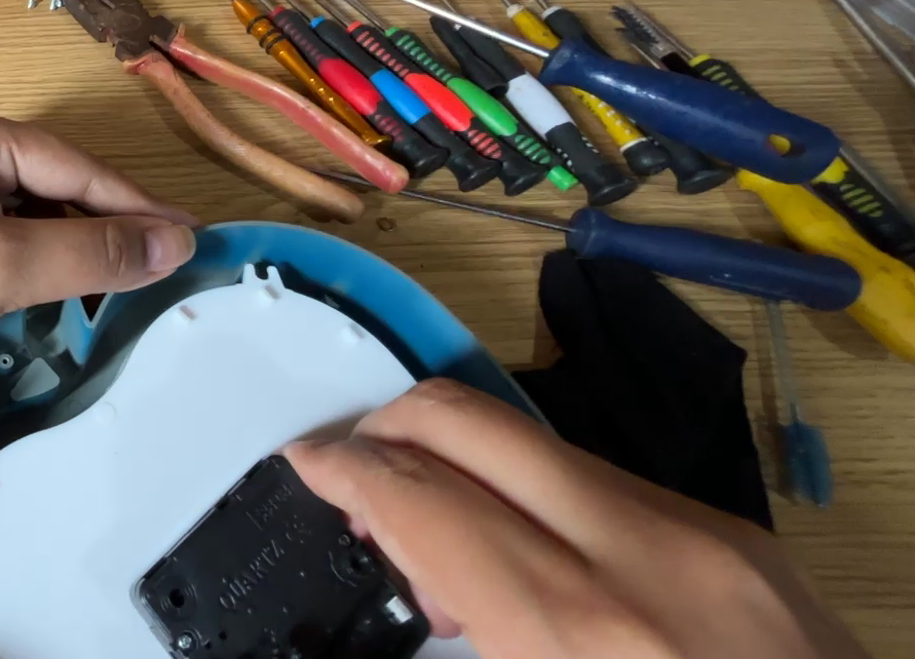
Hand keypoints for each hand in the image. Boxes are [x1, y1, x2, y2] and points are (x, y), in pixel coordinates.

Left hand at [0, 99, 197, 371]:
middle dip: (102, 223)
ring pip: (27, 205)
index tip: (192, 237)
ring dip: (69, 240)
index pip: (74, 165)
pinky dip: (32, 250)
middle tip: (159, 264)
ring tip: (118, 276)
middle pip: (52, 180)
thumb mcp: (4, 266)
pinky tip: (55, 277)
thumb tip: (178, 244)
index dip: (136, 205)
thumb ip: (92, 252)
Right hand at [285, 379, 867, 657]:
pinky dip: (516, 489)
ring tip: (441, 540)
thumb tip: (395, 555)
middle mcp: (646, 554)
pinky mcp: (740, 537)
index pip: (414, 490)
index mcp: (582, 629)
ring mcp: (704, 536)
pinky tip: (523, 557)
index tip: (305, 465)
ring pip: (516, 432)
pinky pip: (581, 470)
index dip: (338, 467)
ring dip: (445, 458)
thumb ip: (450, 625)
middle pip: (455, 416)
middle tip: (355, 480)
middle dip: (378, 427)